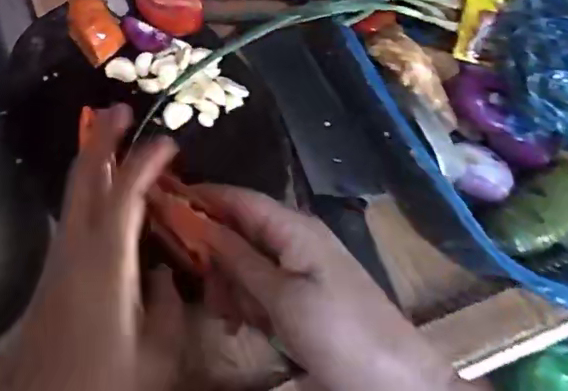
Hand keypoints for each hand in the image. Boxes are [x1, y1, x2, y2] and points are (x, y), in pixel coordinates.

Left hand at [0, 105, 185, 390]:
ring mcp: (61, 250)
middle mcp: (78, 241)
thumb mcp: (155, 355)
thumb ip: (169, 307)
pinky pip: (73, 205)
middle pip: (86, 173)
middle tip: (121, 108)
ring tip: (112, 133)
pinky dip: (88, 180)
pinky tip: (103, 187)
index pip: (126, 191)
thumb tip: (167, 273)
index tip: (167, 139)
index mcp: (107, 256)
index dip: (145, 160)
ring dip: (93, 154)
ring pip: (75, 186)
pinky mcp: (54, 264)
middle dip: (102, 136)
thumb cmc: (102, 377)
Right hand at [195, 184, 472, 390]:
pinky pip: (265, 285)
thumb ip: (239, 258)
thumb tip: (200, 222)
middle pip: (239, 229)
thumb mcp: (283, 299)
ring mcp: (302, 268)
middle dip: (215, 252)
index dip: (202, 196)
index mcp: (292, 226)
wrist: (402, 387)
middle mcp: (295, 238)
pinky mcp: (307, 296)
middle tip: (198, 284)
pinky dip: (248, 300)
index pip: (237, 197)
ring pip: (248, 260)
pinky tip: (240, 323)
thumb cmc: (341, 335)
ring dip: (230, 282)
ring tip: (224, 314)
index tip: (165, 200)